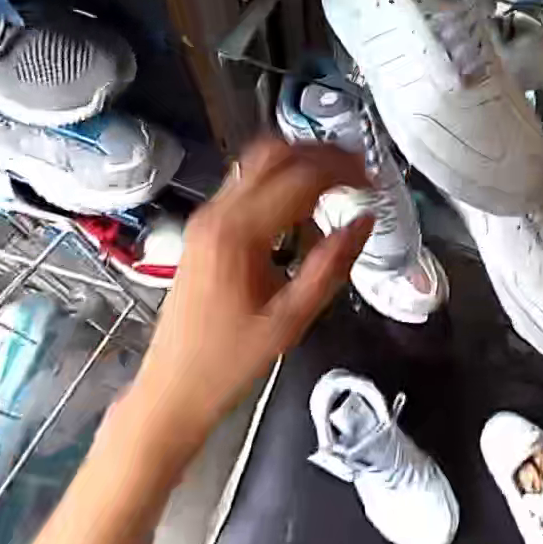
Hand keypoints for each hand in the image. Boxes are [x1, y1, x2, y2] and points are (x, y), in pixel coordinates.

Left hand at [114, 138, 373, 457]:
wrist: (170, 390)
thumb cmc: (228, 363)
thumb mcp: (291, 320)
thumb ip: (332, 266)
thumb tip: (365, 222)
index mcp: (238, 233)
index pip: (300, 177)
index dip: (343, 172)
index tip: (372, 183)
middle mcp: (218, 213)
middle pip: (276, 153)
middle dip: (323, 154)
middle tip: (359, 171)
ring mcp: (208, 216)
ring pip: (260, 161)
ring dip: (302, 160)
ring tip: (339, 179)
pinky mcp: (206, 226)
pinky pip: (249, 181)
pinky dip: (283, 177)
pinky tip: (305, 203)